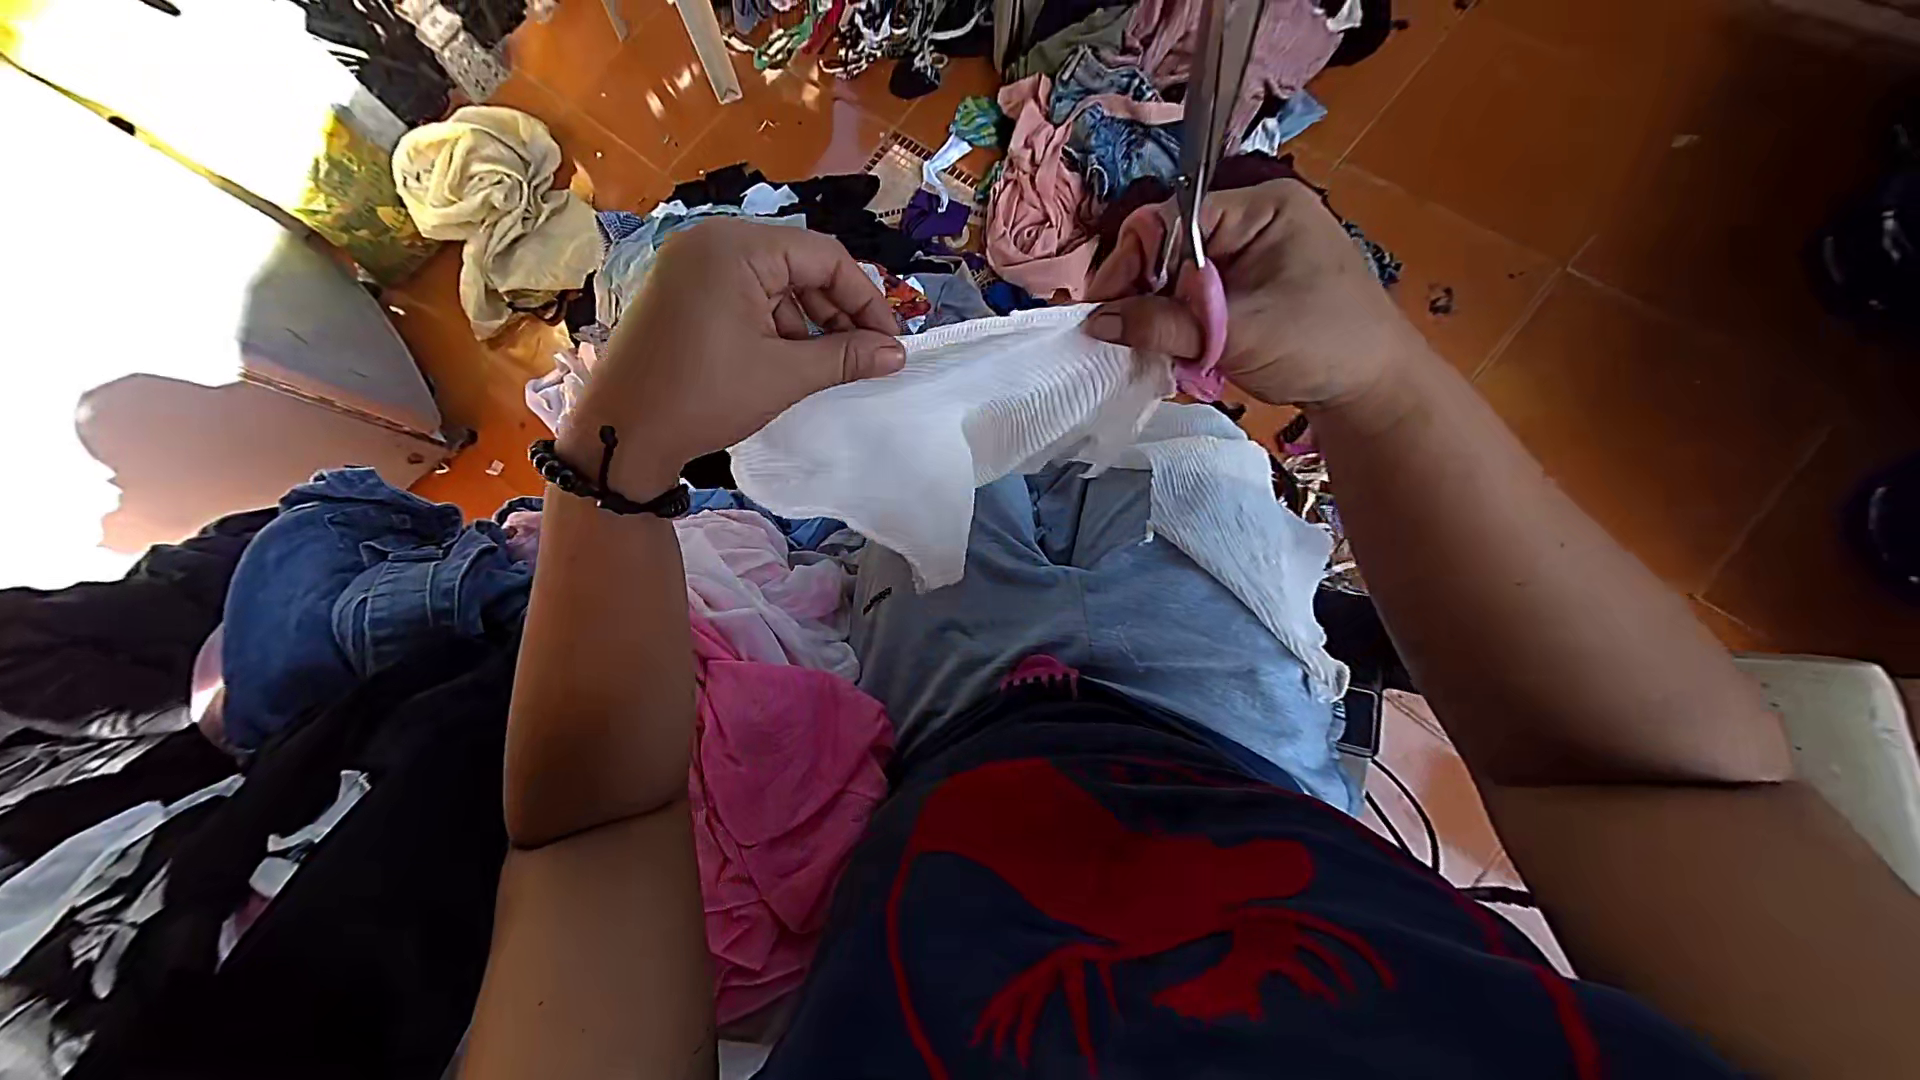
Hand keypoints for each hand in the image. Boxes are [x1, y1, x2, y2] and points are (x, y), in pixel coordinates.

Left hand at [560, 218, 903, 492]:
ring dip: (809, 324)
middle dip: (837, 313)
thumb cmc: (705, 397)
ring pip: (776, 285)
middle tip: (861, 357)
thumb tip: (898, 354)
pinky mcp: (685, 293)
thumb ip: (847, 357)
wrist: (622, 435)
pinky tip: (785, 362)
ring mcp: (693, 266)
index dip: (866, 300)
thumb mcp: (785, 375)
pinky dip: (776, 327)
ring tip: (821, 367)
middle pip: (801, 266)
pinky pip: (748, 297)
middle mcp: (712, 242)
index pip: (825, 257)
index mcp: (736, 247)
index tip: (889, 343)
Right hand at [1084, 179, 1424, 408]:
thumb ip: (1165, 326)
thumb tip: (1096, 321)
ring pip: (1174, 282)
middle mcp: (1248, 225)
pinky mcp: (1240, 294)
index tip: (1103, 308)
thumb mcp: (1239, 333)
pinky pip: (1190, 304)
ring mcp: (1245, 261)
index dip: (1132, 261)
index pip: (1172, 219)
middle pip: (1168, 250)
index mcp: (1260, 209)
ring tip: (1145, 350)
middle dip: (1142, 295)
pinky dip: (1175, 330)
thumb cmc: (1322, 344)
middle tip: (1119, 337)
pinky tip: (1169, 352)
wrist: (1371, 388)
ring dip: (1157, 319)